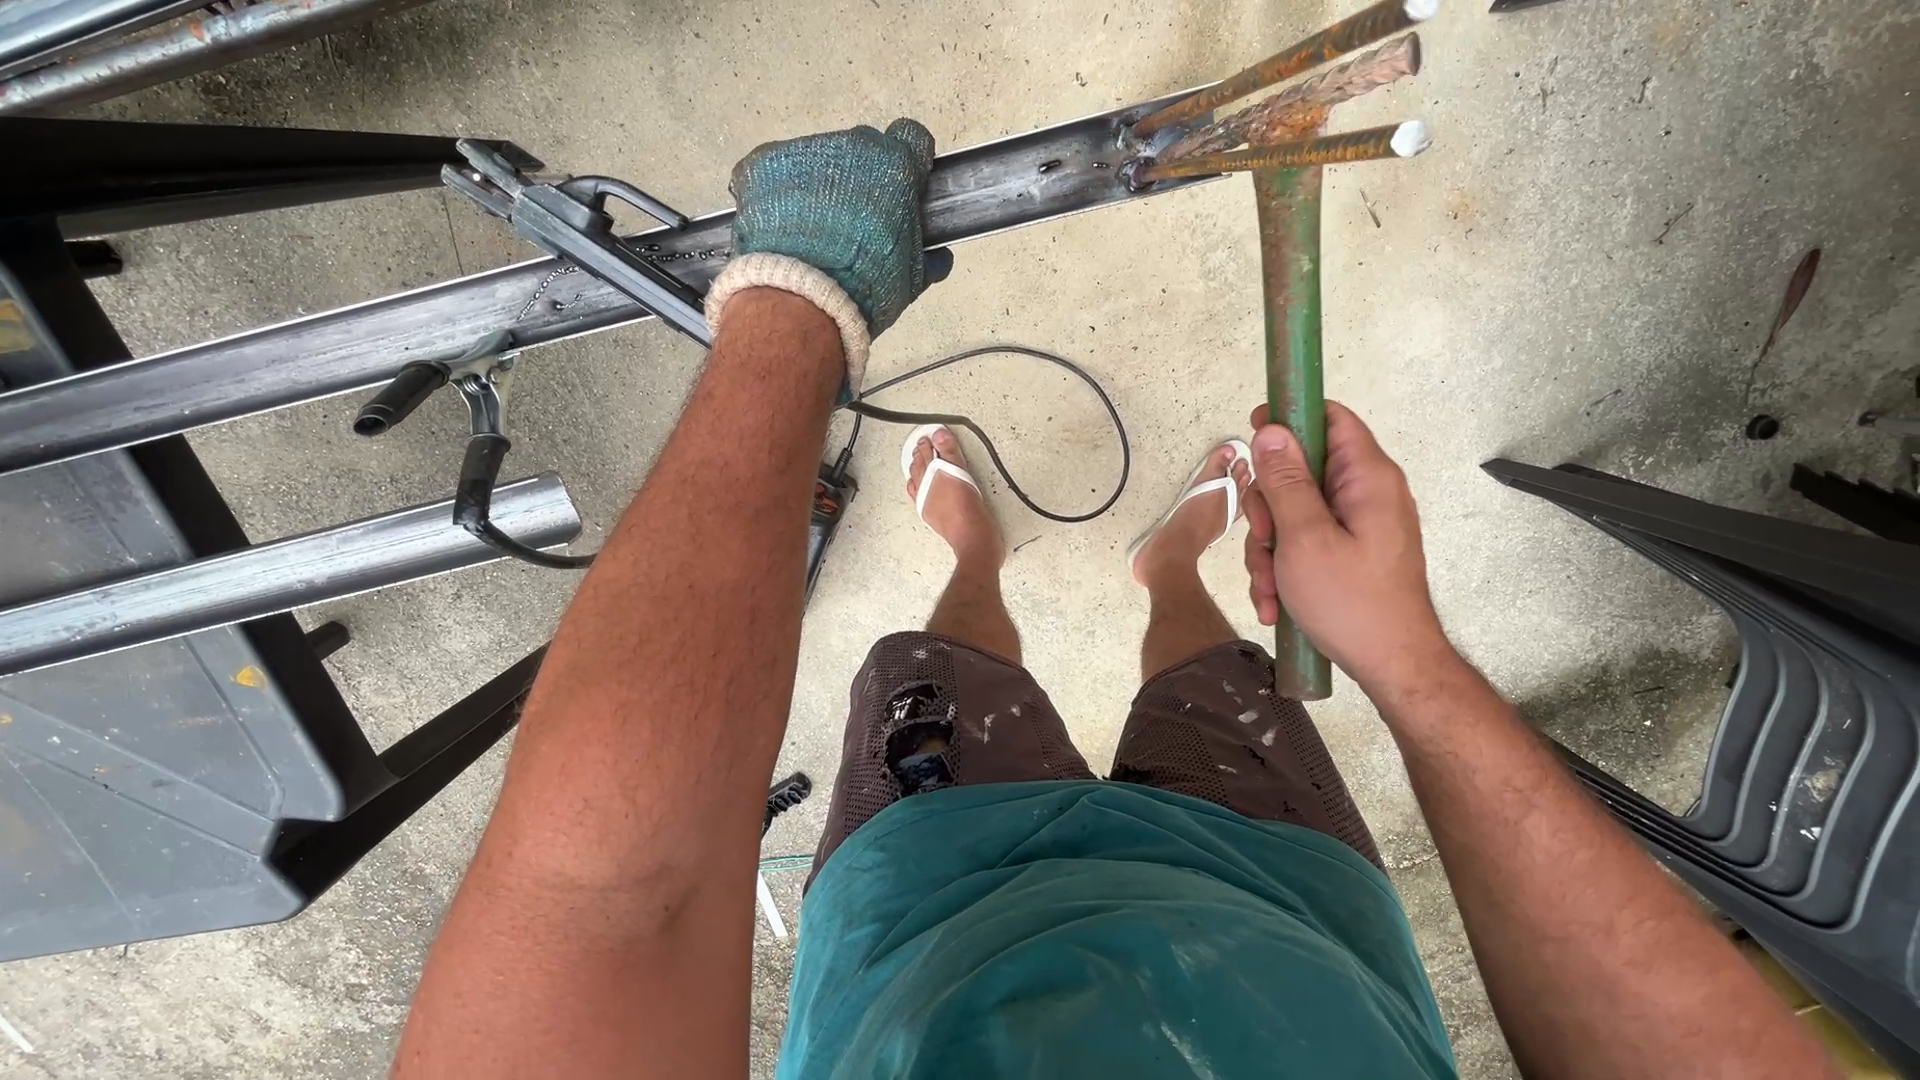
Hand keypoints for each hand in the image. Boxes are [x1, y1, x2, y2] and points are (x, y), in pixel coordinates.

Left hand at [729, 118, 935, 334]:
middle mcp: (853, 148)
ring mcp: (804, 151)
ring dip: (819, 188)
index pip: (912, 140)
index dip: (907, 164)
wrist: (801, 300)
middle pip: (862, 151)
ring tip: (811, 235)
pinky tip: (780, 230)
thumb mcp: (909, 280)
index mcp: (895, 168)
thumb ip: (926, 257)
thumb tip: (937, 257)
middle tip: (854, 225)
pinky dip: (778, 196)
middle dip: (861, 179)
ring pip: (817, 160)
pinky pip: (776, 172)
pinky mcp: (763, 164)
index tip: (900, 189)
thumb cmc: (862, 290)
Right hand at [1242, 400, 1453, 696]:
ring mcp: (1356, 524)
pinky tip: (1275, 600)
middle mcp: (1364, 493)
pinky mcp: (1347, 551)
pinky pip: (1302, 541)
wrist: (1391, 666)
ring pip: (1291, 511)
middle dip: (1268, 509)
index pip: (1329, 418)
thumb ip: (1285, 481)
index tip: (1251, 436)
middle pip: (1298, 470)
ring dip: (1268, 548)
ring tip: (1269, 586)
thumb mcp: (1304, 538)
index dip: (1288, 418)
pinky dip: (1283, 566)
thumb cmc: (1351, 601)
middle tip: (1264, 542)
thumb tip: (1270, 429)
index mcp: (1366, 477)